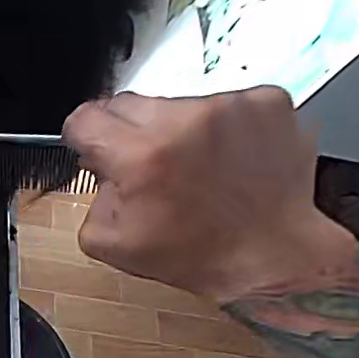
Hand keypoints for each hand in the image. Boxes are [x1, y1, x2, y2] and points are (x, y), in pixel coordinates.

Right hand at [62, 87, 352, 302]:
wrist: (273, 256)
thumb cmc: (201, 256)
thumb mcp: (116, 246)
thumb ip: (91, 200)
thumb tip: (97, 168)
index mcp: (142, 156)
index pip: (86, 118)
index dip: (85, 139)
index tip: (95, 149)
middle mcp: (186, 120)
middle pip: (128, 104)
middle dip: (131, 137)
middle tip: (153, 171)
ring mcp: (231, 106)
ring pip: (178, 104)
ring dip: (179, 132)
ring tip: (199, 172)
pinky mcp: (266, 101)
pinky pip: (224, 104)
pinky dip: (221, 130)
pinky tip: (228, 163)